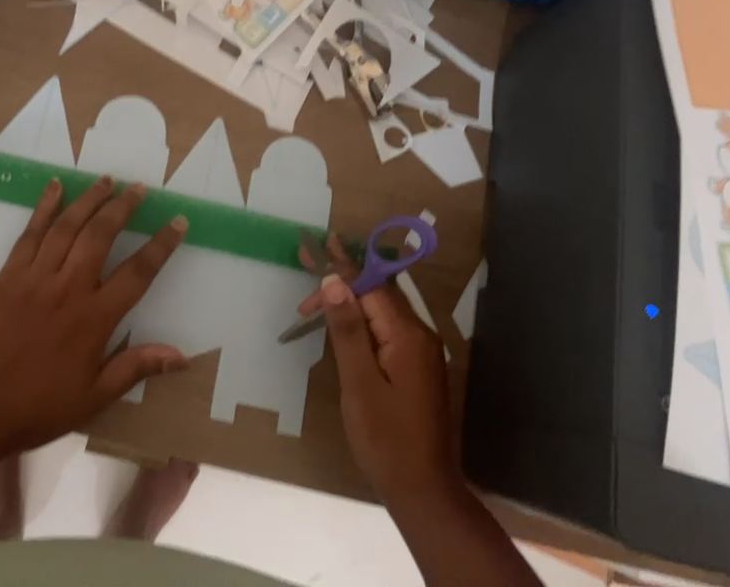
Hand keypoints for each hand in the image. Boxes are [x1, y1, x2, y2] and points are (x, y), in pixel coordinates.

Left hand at [0, 177, 188, 457]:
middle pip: (101, 235)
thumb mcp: (94, 397)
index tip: (178, 222)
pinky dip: (44, 207)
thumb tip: (182, 355)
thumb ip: (136, 367)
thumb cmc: (37, 407)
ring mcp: (35, 278)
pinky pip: (29, 233)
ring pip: (67, 227)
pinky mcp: (7, 276)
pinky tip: (54, 187)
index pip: (138, 273)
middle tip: (139, 188)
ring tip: (106, 179)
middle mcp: (68, 289)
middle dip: (123, 207)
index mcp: (94, 319)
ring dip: (89, 199)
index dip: (161, 246)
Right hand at [312, 239, 458, 503]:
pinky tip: (344, 321)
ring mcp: (420, 352)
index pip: (370, 287)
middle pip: (377, 293)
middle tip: (307, 260)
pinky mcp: (415, 368)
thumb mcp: (359, 383)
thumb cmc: (385, 438)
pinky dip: (361, 319)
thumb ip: (348, 330)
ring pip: (382, 310)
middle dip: (342, 276)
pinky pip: (386, 328)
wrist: (422, 488)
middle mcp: (418, 335)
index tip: (318, 241)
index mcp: (406, 336)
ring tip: (314, 296)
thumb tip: (336, 281)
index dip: (342, 264)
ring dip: (349, 299)